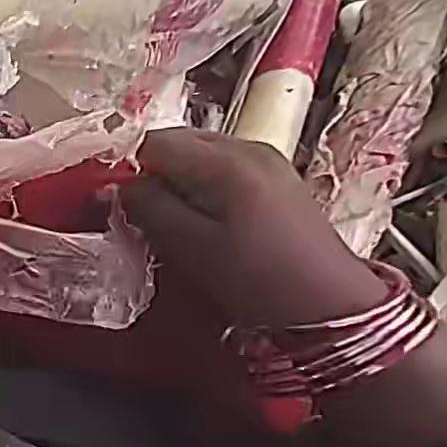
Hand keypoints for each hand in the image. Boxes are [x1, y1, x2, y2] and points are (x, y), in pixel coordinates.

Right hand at [125, 128, 446, 446]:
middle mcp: (247, 146)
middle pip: (177, 141)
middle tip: (137, 212)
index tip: (113, 201)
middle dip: (148, 171)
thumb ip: (149, 208)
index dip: (126, 166)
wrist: (332, 305)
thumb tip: (113, 187)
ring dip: (172, 180)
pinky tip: (199, 218)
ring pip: (196, 154)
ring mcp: (265, 159)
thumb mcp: (192, 246)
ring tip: (166, 219)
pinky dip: (197, 186)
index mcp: (226, 161)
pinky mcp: (274, 178)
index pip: (154, 141)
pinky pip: (218, 168)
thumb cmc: (256, 278)